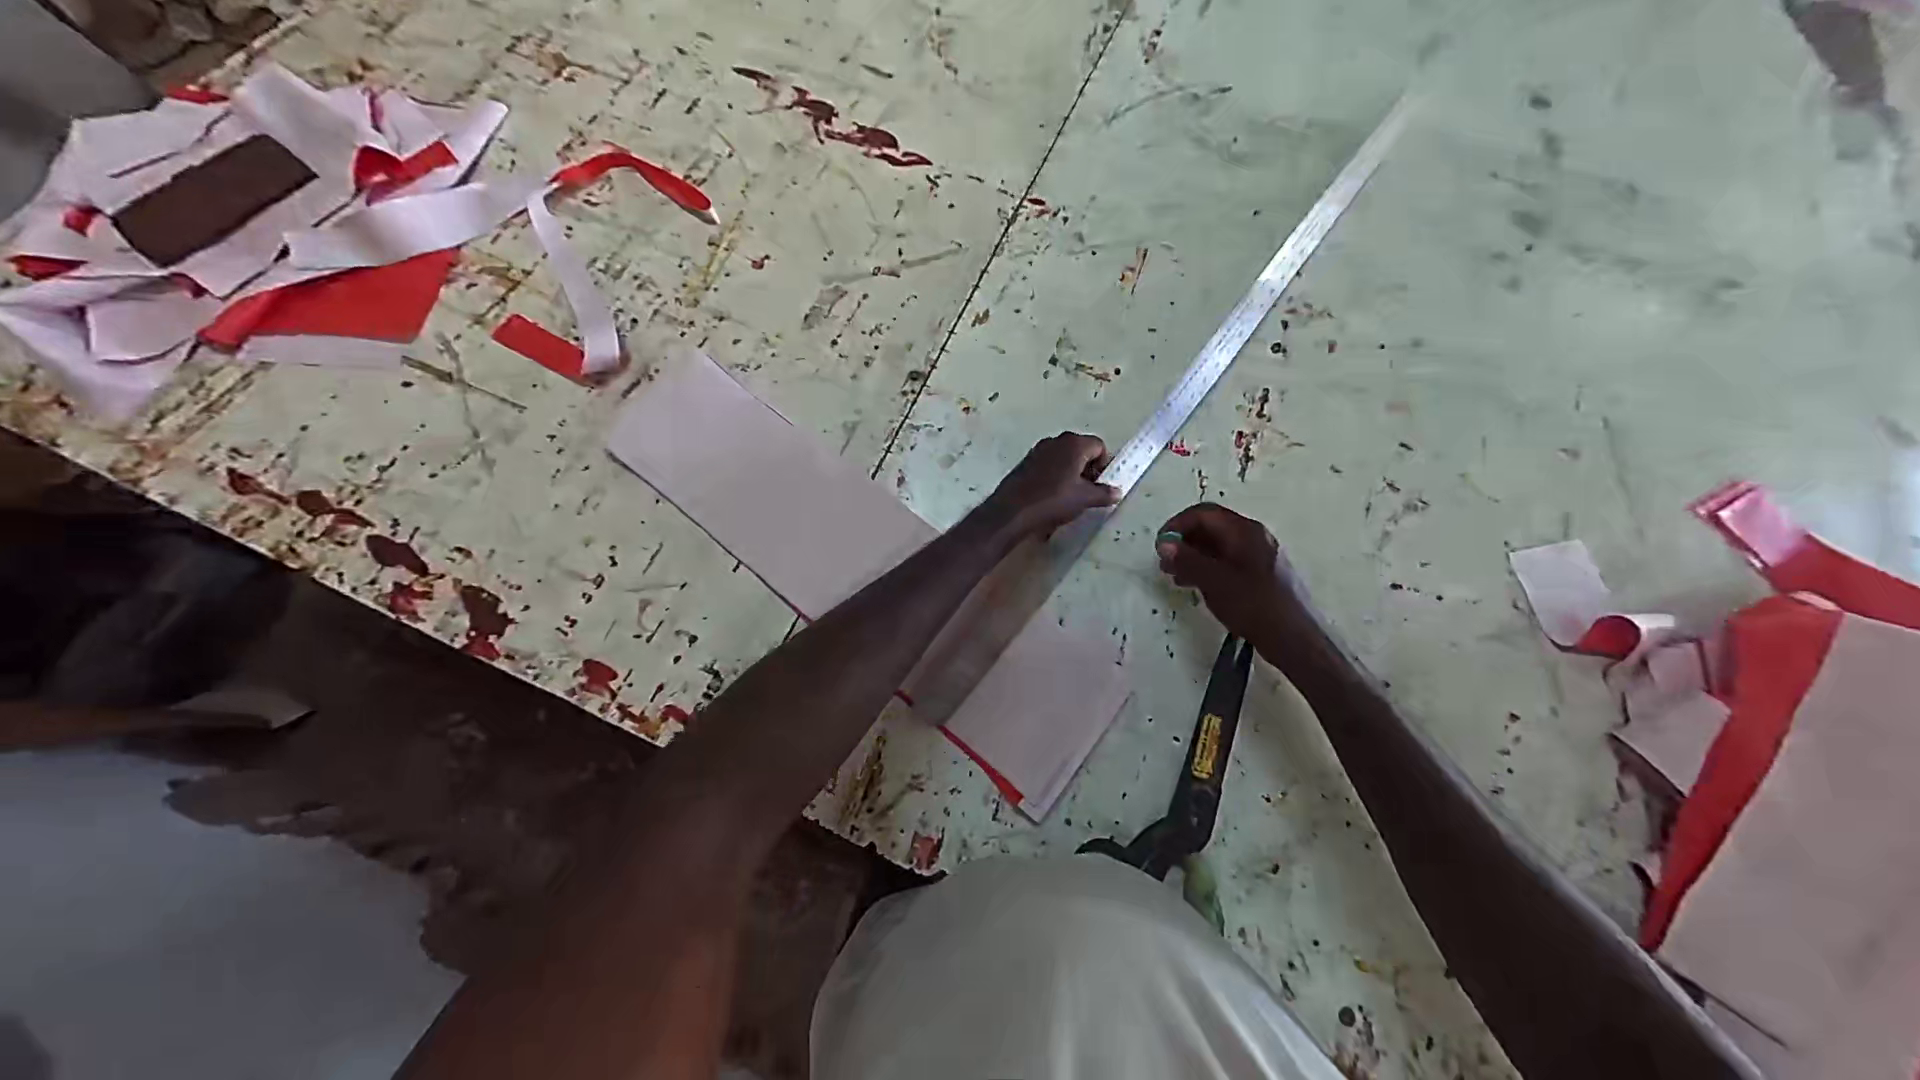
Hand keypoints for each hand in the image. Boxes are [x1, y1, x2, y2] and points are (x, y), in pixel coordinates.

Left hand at [974, 433, 1119, 540]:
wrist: (1013, 511)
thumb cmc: (1053, 500)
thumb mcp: (1084, 499)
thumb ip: (1104, 493)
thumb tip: (1116, 492)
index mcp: (1073, 444)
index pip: (1099, 446)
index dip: (1104, 464)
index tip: (1102, 483)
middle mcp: (1055, 441)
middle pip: (1081, 449)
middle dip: (1088, 468)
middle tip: (1089, 489)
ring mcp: (1038, 450)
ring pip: (1063, 457)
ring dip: (1071, 472)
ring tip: (1070, 495)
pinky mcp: (1025, 463)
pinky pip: (1048, 464)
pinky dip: (1055, 475)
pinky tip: (1052, 495)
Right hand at [1155, 503, 1327, 663]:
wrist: (1292, 638)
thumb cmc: (1252, 604)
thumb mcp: (1214, 581)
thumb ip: (1187, 560)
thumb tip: (1164, 543)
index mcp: (1244, 531)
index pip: (1204, 513)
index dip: (1177, 524)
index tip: (1160, 545)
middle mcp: (1252, 536)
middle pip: (1210, 527)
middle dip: (1183, 541)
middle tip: (1164, 562)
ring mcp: (1257, 555)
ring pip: (1217, 545)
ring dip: (1192, 556)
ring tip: (1174, 576)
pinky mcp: (1258, 573)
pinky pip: (1226, 560)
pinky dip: (1206, 567)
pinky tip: (1194, 584)